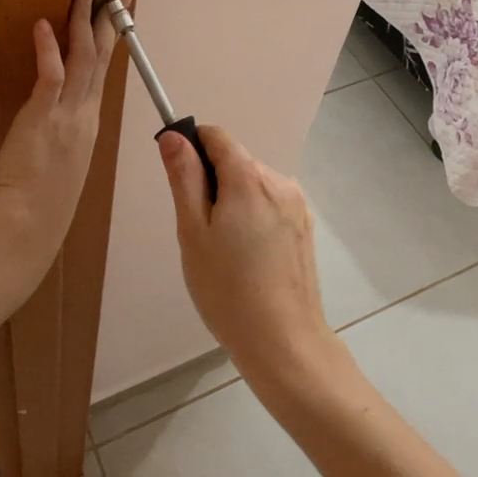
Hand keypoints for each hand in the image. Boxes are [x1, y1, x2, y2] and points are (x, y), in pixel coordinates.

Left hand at [0, 0, 125, 255]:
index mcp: (89, 123)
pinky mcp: (43, 115)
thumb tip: (57, 116)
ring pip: (82, 58)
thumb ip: (63, 133)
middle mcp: (85, 114)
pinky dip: (48, 48)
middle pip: (102, 58)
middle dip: (108, 22)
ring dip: (83, 22)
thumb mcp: (64, 160)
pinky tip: (44, 25)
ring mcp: (66, 114)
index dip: (112, 42)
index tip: (119, 17)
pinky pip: (51, 74)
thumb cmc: (42, 199)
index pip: (104, 73)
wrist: (30, 222)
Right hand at [159, 126, 337, 377]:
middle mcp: (278, 180)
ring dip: (232, 202)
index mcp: (249, 177)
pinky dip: (252, 218)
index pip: (216, 135)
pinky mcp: (305, 227)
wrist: (284, 343)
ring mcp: (296, 205)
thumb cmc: (228, 289)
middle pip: (234, 161)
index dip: (192, 148)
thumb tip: (173, 134)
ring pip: (251, 184)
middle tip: (201, 232)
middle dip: (211, 183)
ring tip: (225, 252)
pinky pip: (269, 205)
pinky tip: (248, 259)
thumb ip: (183, 177)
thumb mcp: (193, 231)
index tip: (180, 185)